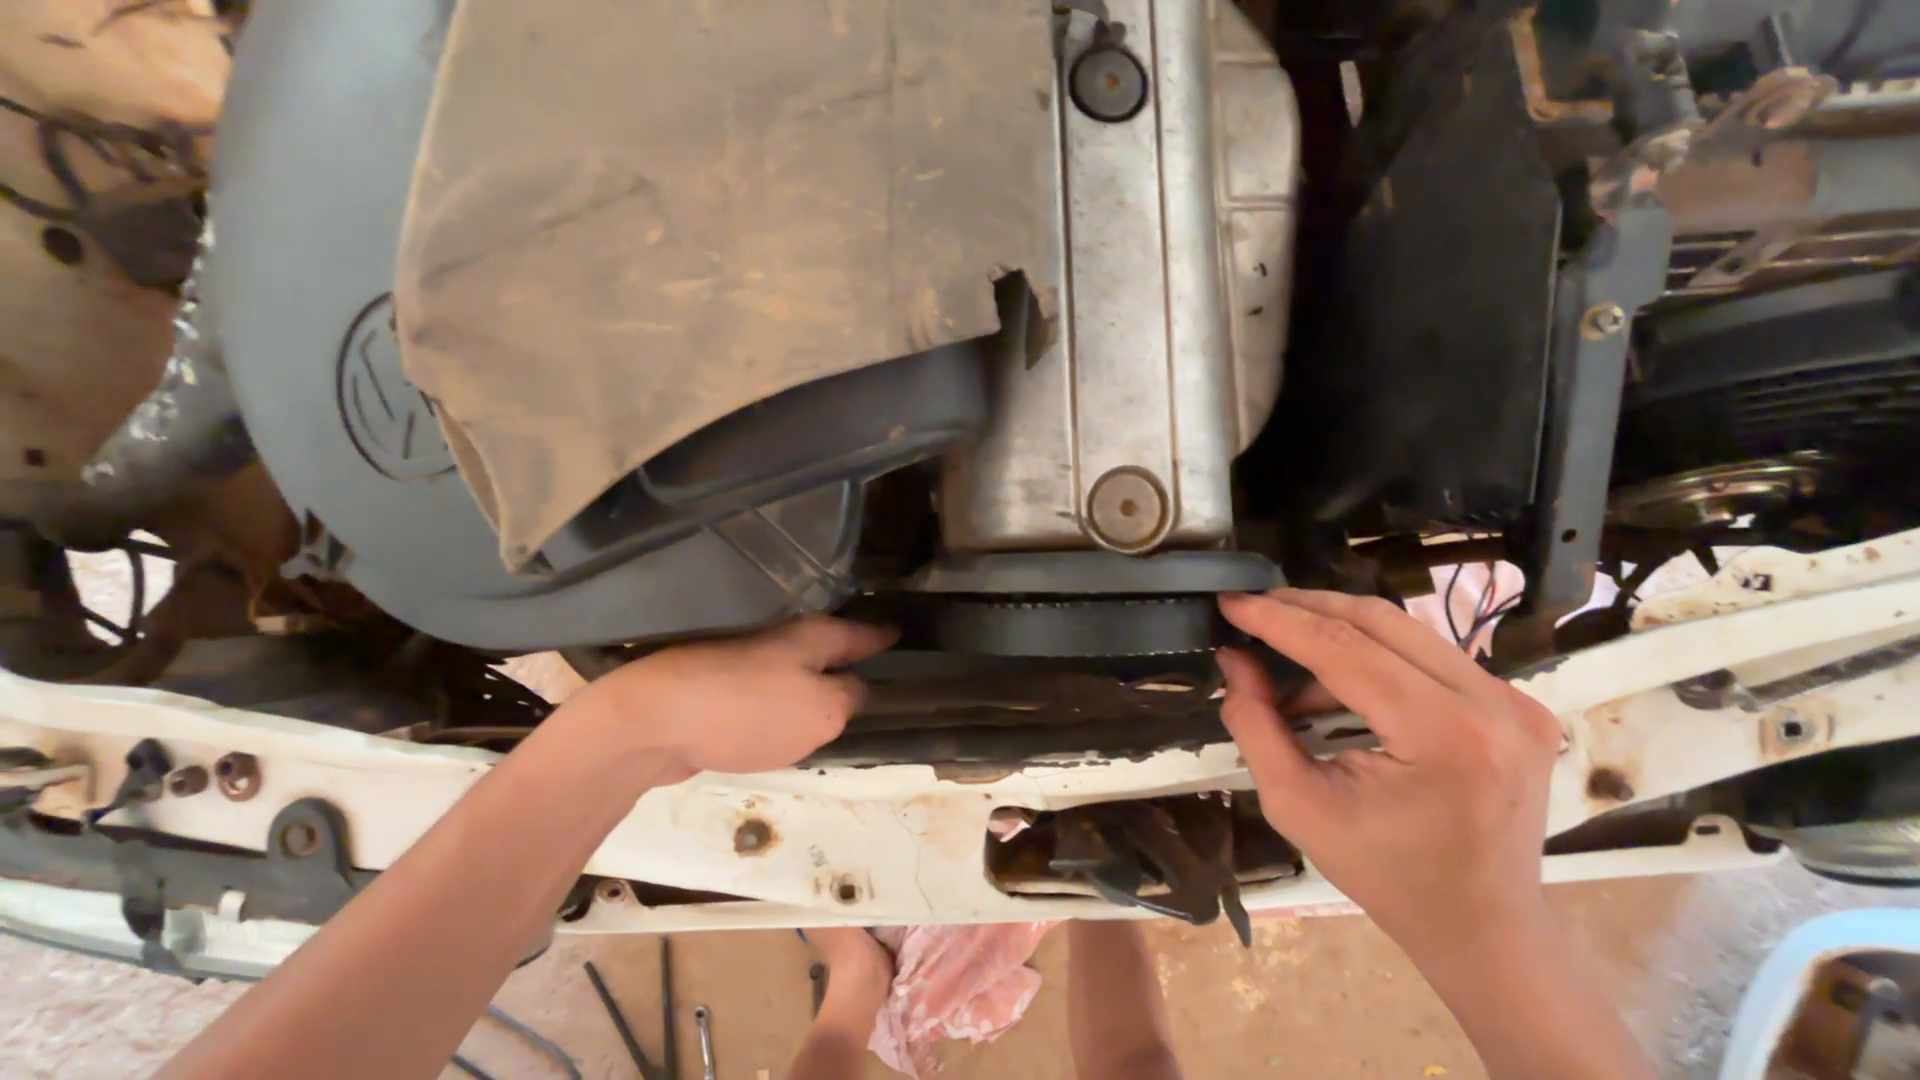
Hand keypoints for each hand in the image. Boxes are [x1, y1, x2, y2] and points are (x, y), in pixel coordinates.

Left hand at [569, 615, 896, 776]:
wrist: (653, 721)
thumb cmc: (749, 710)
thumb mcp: (821, 710)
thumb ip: (848, 698)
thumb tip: (853, 690)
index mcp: (812, 636)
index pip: (862, 633)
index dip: (886, 636)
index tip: (904, 633)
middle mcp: (780, 640)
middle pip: (827, 649)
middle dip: (850, 658)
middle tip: (880, 677)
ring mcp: (744, 663)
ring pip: (794, 673)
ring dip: (814, 684)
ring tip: (839, 704)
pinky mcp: (716, 691)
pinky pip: (765, 696)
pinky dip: (781, 706)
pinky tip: (786, 725)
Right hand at [1215, 589, 1563, 960]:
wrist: (1483, 926)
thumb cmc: (1384, 876)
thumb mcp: (1297, 805)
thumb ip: (1256, 726)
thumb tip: (1234, 659)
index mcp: (1446, 734)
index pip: (1345, 648)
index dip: (1279, 620)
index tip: (1231, 603)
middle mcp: (1493, 703)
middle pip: (1381, 621)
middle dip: (1306, 608)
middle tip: (1252, 610)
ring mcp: (1516, 700)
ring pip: (1405, 631)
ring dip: (1337, 633)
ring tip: (1286, 660)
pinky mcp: (1518, 704)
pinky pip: (1428, 656)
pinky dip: (1374, 657)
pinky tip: (1337, 686)